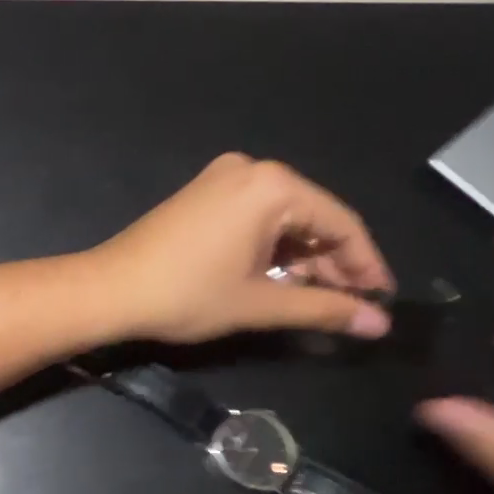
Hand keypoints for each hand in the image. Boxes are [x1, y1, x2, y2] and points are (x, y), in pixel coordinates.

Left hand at [88, 153, 394, 343]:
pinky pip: (256, 216)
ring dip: (304, 258)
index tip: (383, 302)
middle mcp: (250, 170)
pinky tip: (282, 281)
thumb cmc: (186, 294)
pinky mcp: (204, 193)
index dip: (367, 265)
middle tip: (354, 308)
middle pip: (313, 217)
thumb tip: (379, 324)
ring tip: (319, 301)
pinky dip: (274, 247)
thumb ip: (324, 308)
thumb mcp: (260, 304)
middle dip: (334, 263)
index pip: (341, 223)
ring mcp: (222, 178)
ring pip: (284, 218)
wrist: (110, 288)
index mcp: (271, 186)